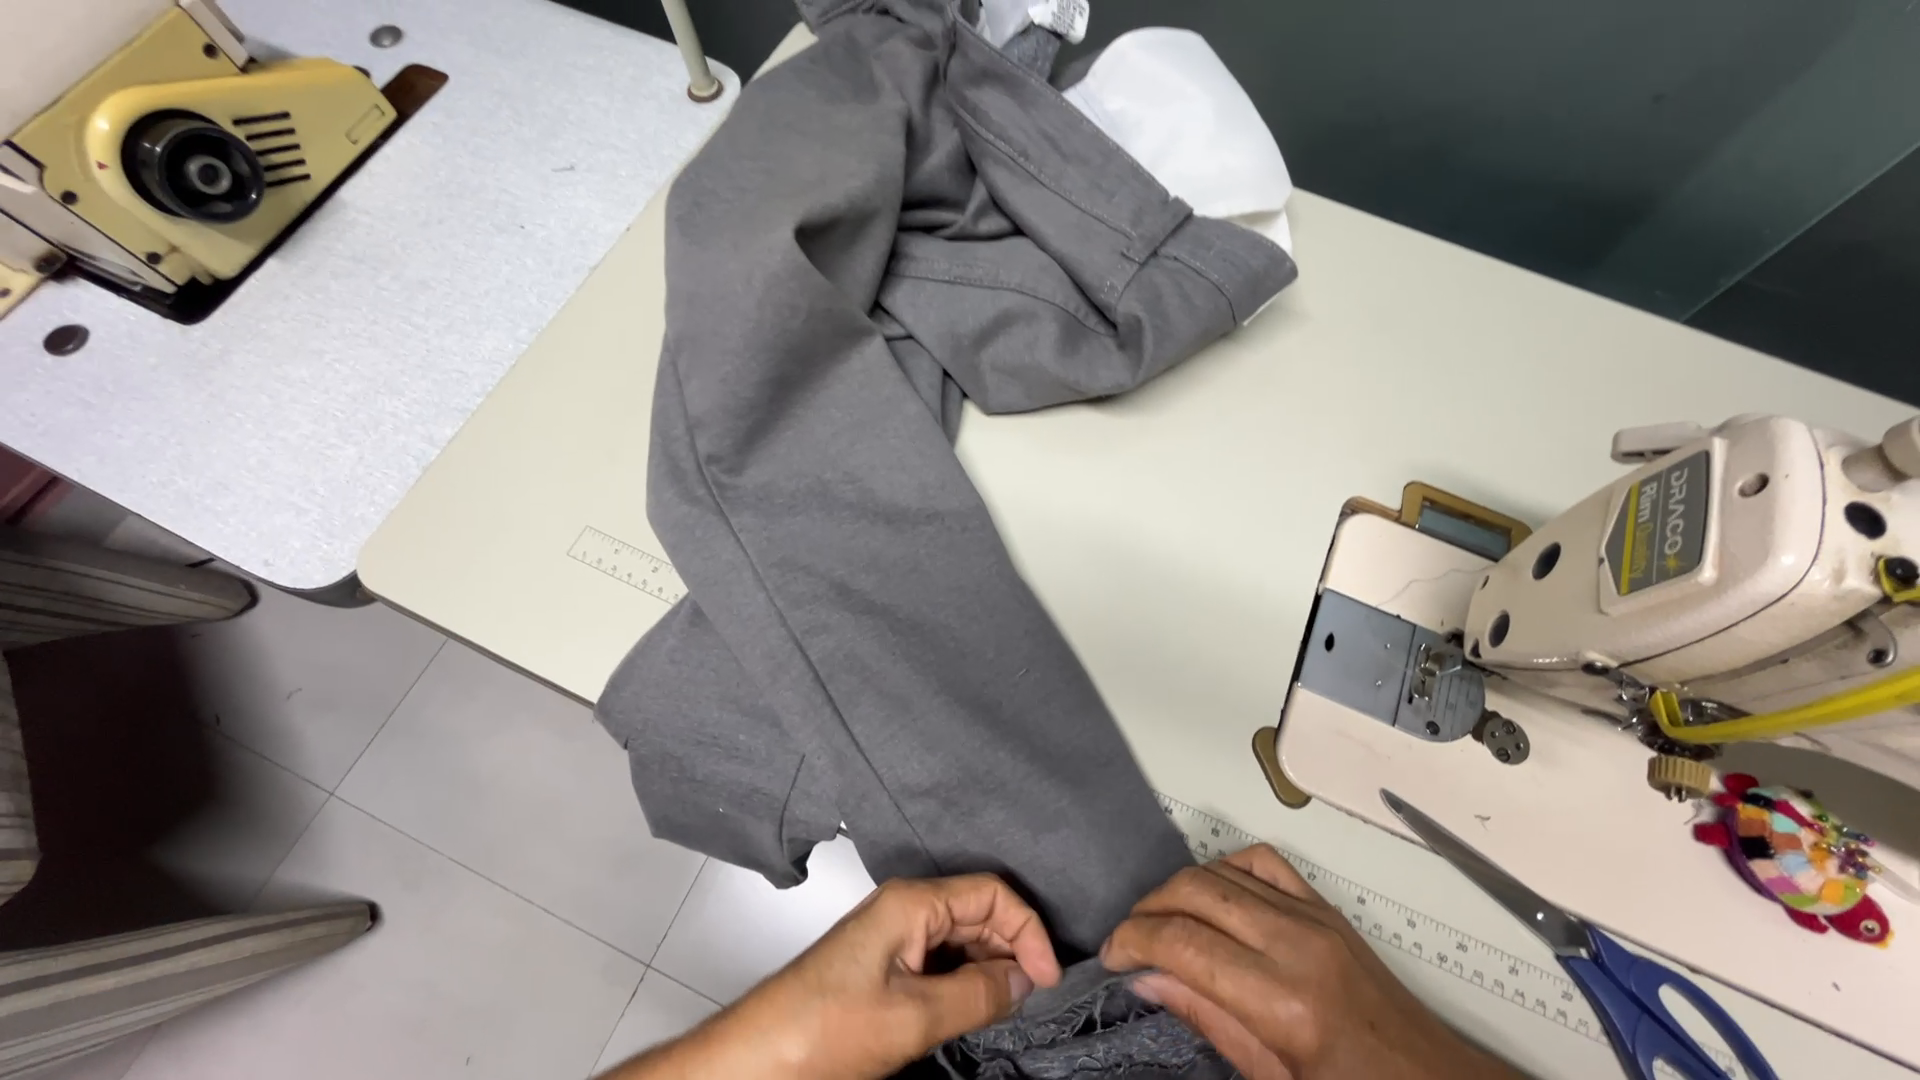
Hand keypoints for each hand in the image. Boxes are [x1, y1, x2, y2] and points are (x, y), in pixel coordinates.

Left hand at [605, 874, 1061, 1079]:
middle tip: (1031, 997)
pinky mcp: (887, 961)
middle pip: (979, 911)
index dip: (1028, 931)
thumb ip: (977, 994)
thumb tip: (1024, 981)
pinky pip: (941, 958)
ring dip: (990, 967)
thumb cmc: (821, 1029)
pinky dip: (966, 980)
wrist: (759, 1057)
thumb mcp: (913, 1018)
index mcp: (911, 902)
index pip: (991, 894)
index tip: (1048, 978)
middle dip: (1012, 949)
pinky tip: (974, 1008)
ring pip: (962, 936)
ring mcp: (895, 933)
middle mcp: (905, 907)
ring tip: (1005, 1007)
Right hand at [1101, 845, 1521, 1079]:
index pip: (1183, 942)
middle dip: (1146, 909)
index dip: (1134, 940)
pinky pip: (1261, 860)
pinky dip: (1222, 867)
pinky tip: (1209, 893)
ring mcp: (1312, 916)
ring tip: (1158, 920)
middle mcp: (1296, 944)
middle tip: (1128, 939)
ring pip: (1219, 870)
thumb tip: (1148, 979)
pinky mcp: (1324, 906)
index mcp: (1283, 1002)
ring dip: (1175, 889)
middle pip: (1193, 891)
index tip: (1113, 955)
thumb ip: (1207, 1020)